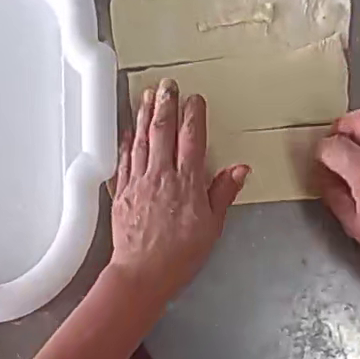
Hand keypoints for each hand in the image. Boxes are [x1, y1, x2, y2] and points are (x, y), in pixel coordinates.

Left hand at [108, 80, 248, 306]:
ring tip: (146, 96)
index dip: (193, 114)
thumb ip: (222, 194)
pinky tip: (127, 132)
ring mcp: (137, 184)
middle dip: (166, 104)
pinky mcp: (120, 194)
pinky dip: (125, 143)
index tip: (194, 98)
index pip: (192, 138)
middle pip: (163, 131)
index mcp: (187, 182)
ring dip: (143, 116)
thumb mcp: (211, 228)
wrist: (141, 274)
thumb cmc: (179, 256)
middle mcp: (161, 176)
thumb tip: (239, 169)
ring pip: (140, 141)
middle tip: (167, 84)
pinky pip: (123, 161)